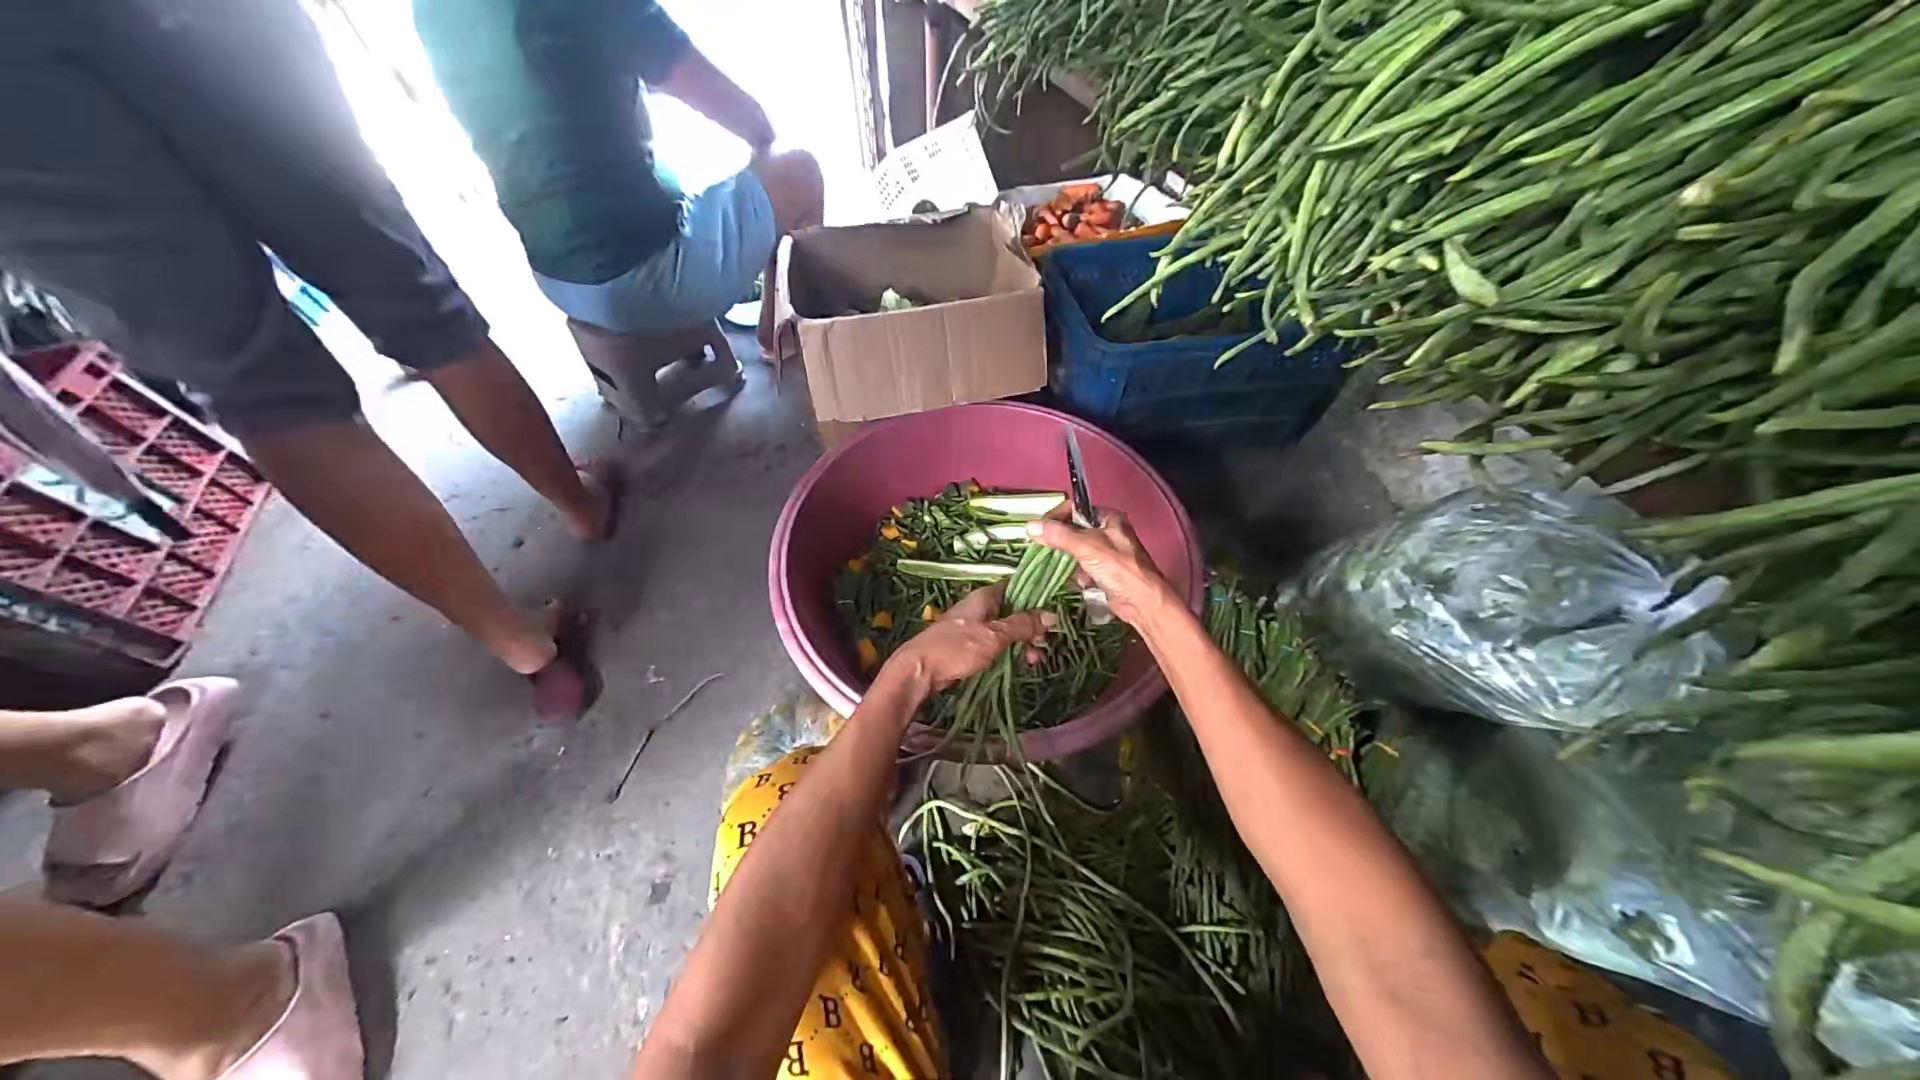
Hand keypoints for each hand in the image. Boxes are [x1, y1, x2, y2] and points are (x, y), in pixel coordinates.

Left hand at [881, 583, 1053, 693]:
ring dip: (1023, 641)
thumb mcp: (994, 635)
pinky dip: (1009, 651)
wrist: (919, 670)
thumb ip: (1022, 624)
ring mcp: (973, 627)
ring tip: (1034, 659)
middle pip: (1014, 610)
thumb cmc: (956, 648)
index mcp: (984, 597)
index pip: (1016, 586)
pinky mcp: (969, 646)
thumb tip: (1052, 614)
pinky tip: (1020, 663)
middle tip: (1045, 643)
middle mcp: (979, 607)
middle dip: (1032, 626)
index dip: (1036, 596)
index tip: (1053, 612)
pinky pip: (996, 643)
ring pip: (1006, 629)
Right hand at [1027, 509, 1179, 629]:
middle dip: (1060, 541)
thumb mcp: (1087, 547)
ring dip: (1069, 560)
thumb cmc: (1119, 569)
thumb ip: (1058, 535)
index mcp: (1108, 518)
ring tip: (1066, 568)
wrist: (1142, 602)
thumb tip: (1030, 526)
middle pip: (1074, 529)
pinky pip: (1082, 567)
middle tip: (1045, 549)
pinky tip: (1082, 582)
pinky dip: (1078, 574)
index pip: (1075, 508)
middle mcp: (1108, 531)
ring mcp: (1107, 552)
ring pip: (1076, 550)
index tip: (1039, 529)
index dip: (1056, 516)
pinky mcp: (1105, 571)